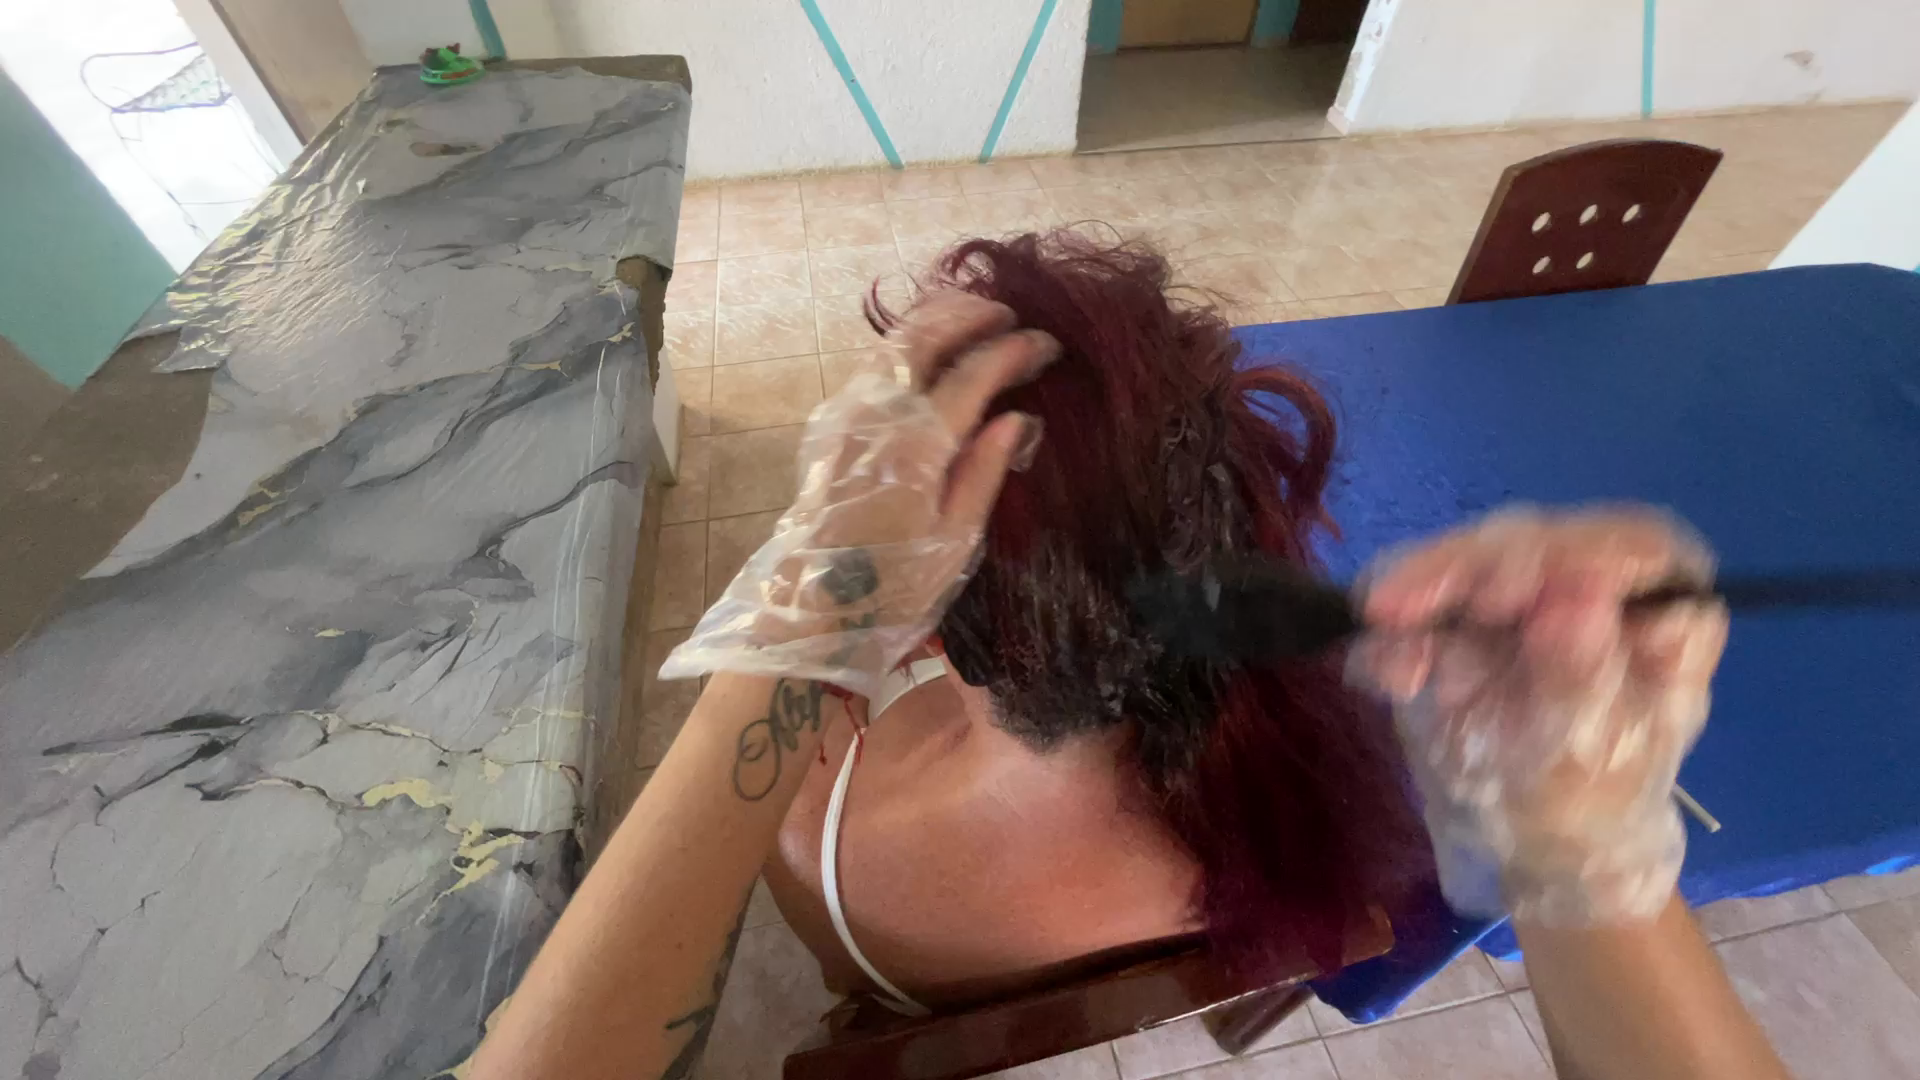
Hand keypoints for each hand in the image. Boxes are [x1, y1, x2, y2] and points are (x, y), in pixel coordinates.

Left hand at [661, 292, 1055, 696]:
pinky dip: (906, 346)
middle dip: (969, 314)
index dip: (1014, 352)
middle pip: (923, 337)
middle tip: (1008, 313)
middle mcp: (875, 415)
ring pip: (891, 344)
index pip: (973, 375)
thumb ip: (986, 470)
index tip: (1047, 344)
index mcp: (915, 446)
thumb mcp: (956, 540)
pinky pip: (872, 367)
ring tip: (972, 317)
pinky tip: (927, 353)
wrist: (815, 613)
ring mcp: (845, 416)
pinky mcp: (829, 428)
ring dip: (934, 321)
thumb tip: (1019, 418)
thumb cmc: (895, 588)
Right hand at [1350, 507, 1728, 924]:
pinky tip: (1386, 675)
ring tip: (1378, 620)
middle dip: (1460, 566)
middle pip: (1527, 542)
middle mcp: (1584, 589)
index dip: (1571, 553)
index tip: (1505, 594)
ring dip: (1412, 585)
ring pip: (1461, 559)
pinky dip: (1389, 630)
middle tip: (1401, 603)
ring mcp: (1512, 598)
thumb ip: (1584, 673)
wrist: (1524, 835)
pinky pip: (1411, 599)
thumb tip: (1573, 594)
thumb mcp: (1592, 752)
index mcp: (1652, 614)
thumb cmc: (1584, 800)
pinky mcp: (1453, 615)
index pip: (1630, 547)